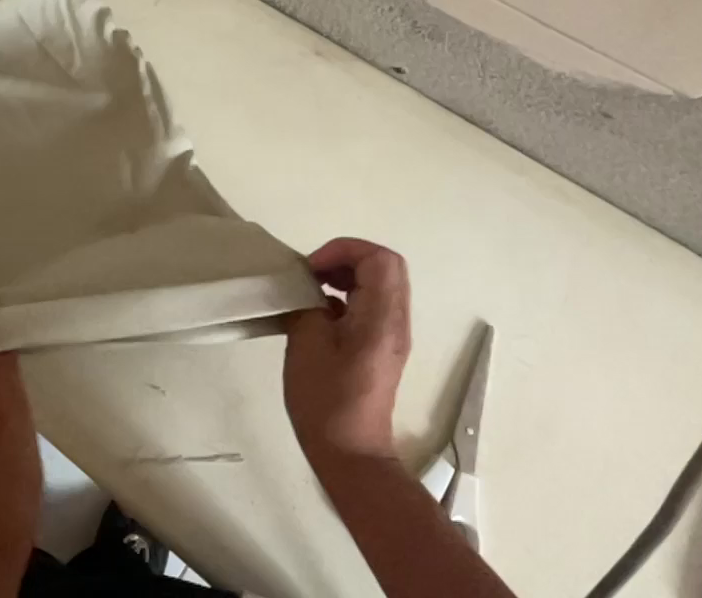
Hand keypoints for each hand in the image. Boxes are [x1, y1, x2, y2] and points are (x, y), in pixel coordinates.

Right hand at [283, 238, 412, 464]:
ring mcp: (391, 335)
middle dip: (345, 258)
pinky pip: (372, 303)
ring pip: (380, 283)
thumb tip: (306, 287)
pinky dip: (346, 294)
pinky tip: (318, 312)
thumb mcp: (305, 342)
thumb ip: (308, 304)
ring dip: (345, 275)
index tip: (311, 270)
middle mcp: (395, 322)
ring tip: (312, 289)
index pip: (378, 258)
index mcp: (381, 318)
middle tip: (312, 273)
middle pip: (385, 266)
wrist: (349, 451)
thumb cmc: (325, 398)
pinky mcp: (381, 346)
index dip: (342, 250)